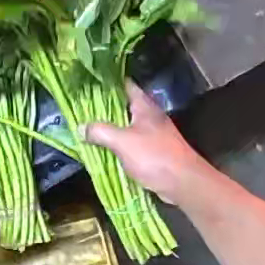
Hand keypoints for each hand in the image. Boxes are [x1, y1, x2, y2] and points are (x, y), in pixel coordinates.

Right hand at [81, 83, 215, 204]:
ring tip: (89, 127)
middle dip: (105, 107)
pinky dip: (119, 144)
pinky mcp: (155, 151)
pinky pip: (132, 143)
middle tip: (82, 107)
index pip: (126, 85)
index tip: (89, 83)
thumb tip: (80, 127)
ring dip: (111, 128)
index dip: (108, 82)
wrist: (183, 182)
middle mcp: (150, 116)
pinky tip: (106, 149)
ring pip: (128, 126)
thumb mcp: (122, 141)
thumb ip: (100, 132)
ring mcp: (154, 134)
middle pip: (125, 106)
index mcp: (144, 107)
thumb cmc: (154, 156)